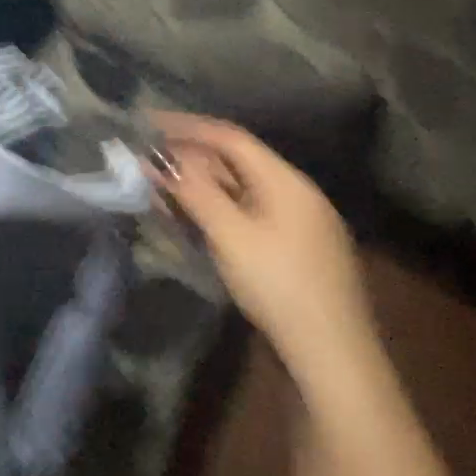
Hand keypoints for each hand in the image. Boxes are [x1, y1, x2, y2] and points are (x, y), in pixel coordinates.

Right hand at [149, 112, 376, 367]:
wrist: (330, 353)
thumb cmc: (277, 283)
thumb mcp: (229, 234)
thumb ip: (194, 191)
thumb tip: (159, 158)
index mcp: (287, 183)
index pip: (231, 139)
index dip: (187, 127)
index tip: (146, 123)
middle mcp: (296, 194)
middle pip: (235, 161)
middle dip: (188, 158)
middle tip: (145, 160)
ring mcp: (297, 222)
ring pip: (238, 188)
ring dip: (197, 184)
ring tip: (157, 188)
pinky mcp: (291, 247)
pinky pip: (244, 211)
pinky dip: (213, 207)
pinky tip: (189, 218)